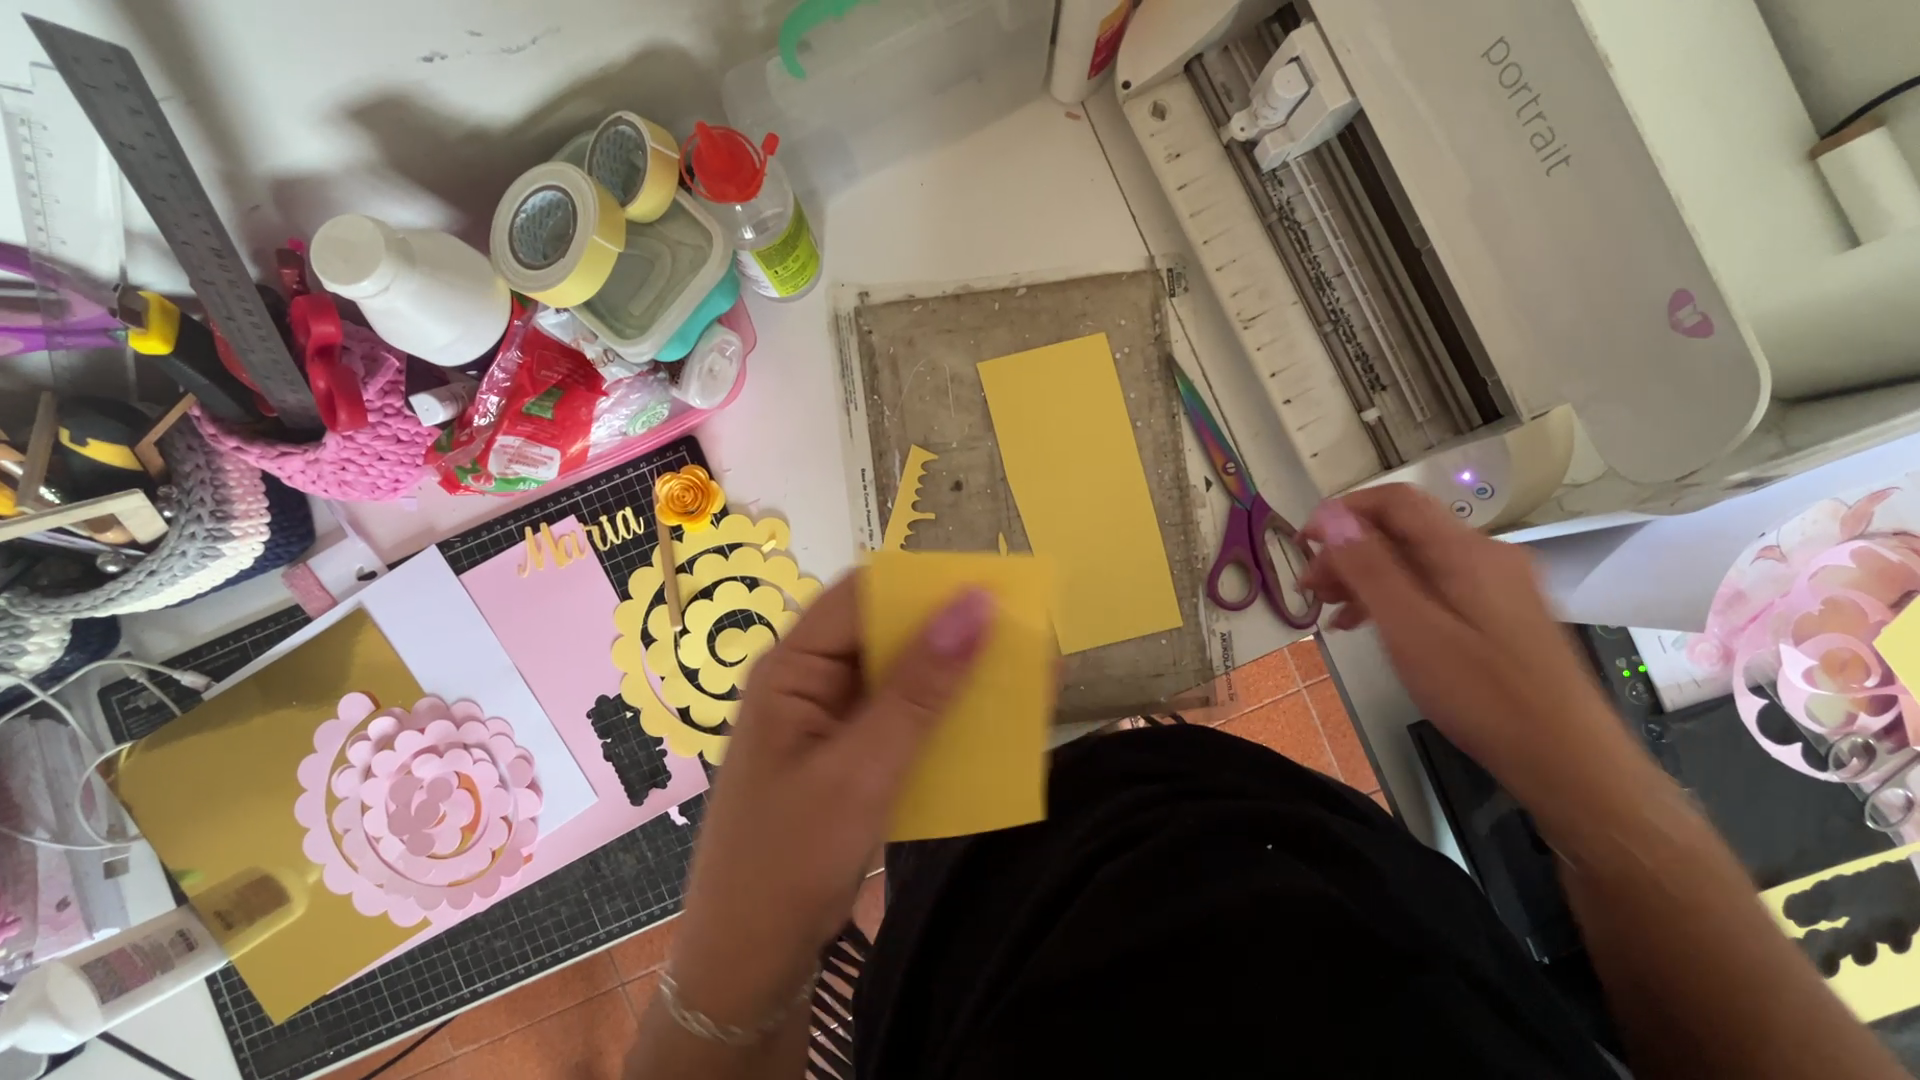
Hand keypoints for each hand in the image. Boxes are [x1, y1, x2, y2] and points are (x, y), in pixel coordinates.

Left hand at [666, 574, 990, 1026]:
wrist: (750, 959)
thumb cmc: (789, 858)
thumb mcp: (861, 770)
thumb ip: (919, 688)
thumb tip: (977, 604)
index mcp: (791, 668)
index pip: (863, 595)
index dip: (926, 584)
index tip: (997, 588)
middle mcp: (809, 682)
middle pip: (884, 632)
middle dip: (949, 630)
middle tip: (1022, 635)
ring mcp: (828, 722)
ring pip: (899, 677)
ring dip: (953, 676)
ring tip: (1019, 676)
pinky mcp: (847, 758)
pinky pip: (900, 720)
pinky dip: (941, 718)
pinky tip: (987, 727)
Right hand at [1298, 485, 1618, 782]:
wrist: (1568, 758)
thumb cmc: (1482, 695)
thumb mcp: (1411, 630)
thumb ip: (1370, 569)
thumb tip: (1332, 517)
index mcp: (1466, 552)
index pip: (1395, 502)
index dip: (1342, 512)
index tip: (1301, 543)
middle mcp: (1487, 556)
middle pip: (1405, 531)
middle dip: (1349, 551)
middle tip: (1309, 590)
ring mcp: (1500, 586)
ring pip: (1419, 561)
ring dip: (1368, 577)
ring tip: (1331, 612)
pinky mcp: (1503, 614)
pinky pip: (1437, 587)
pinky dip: (1397, 598)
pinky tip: (1374, 627)